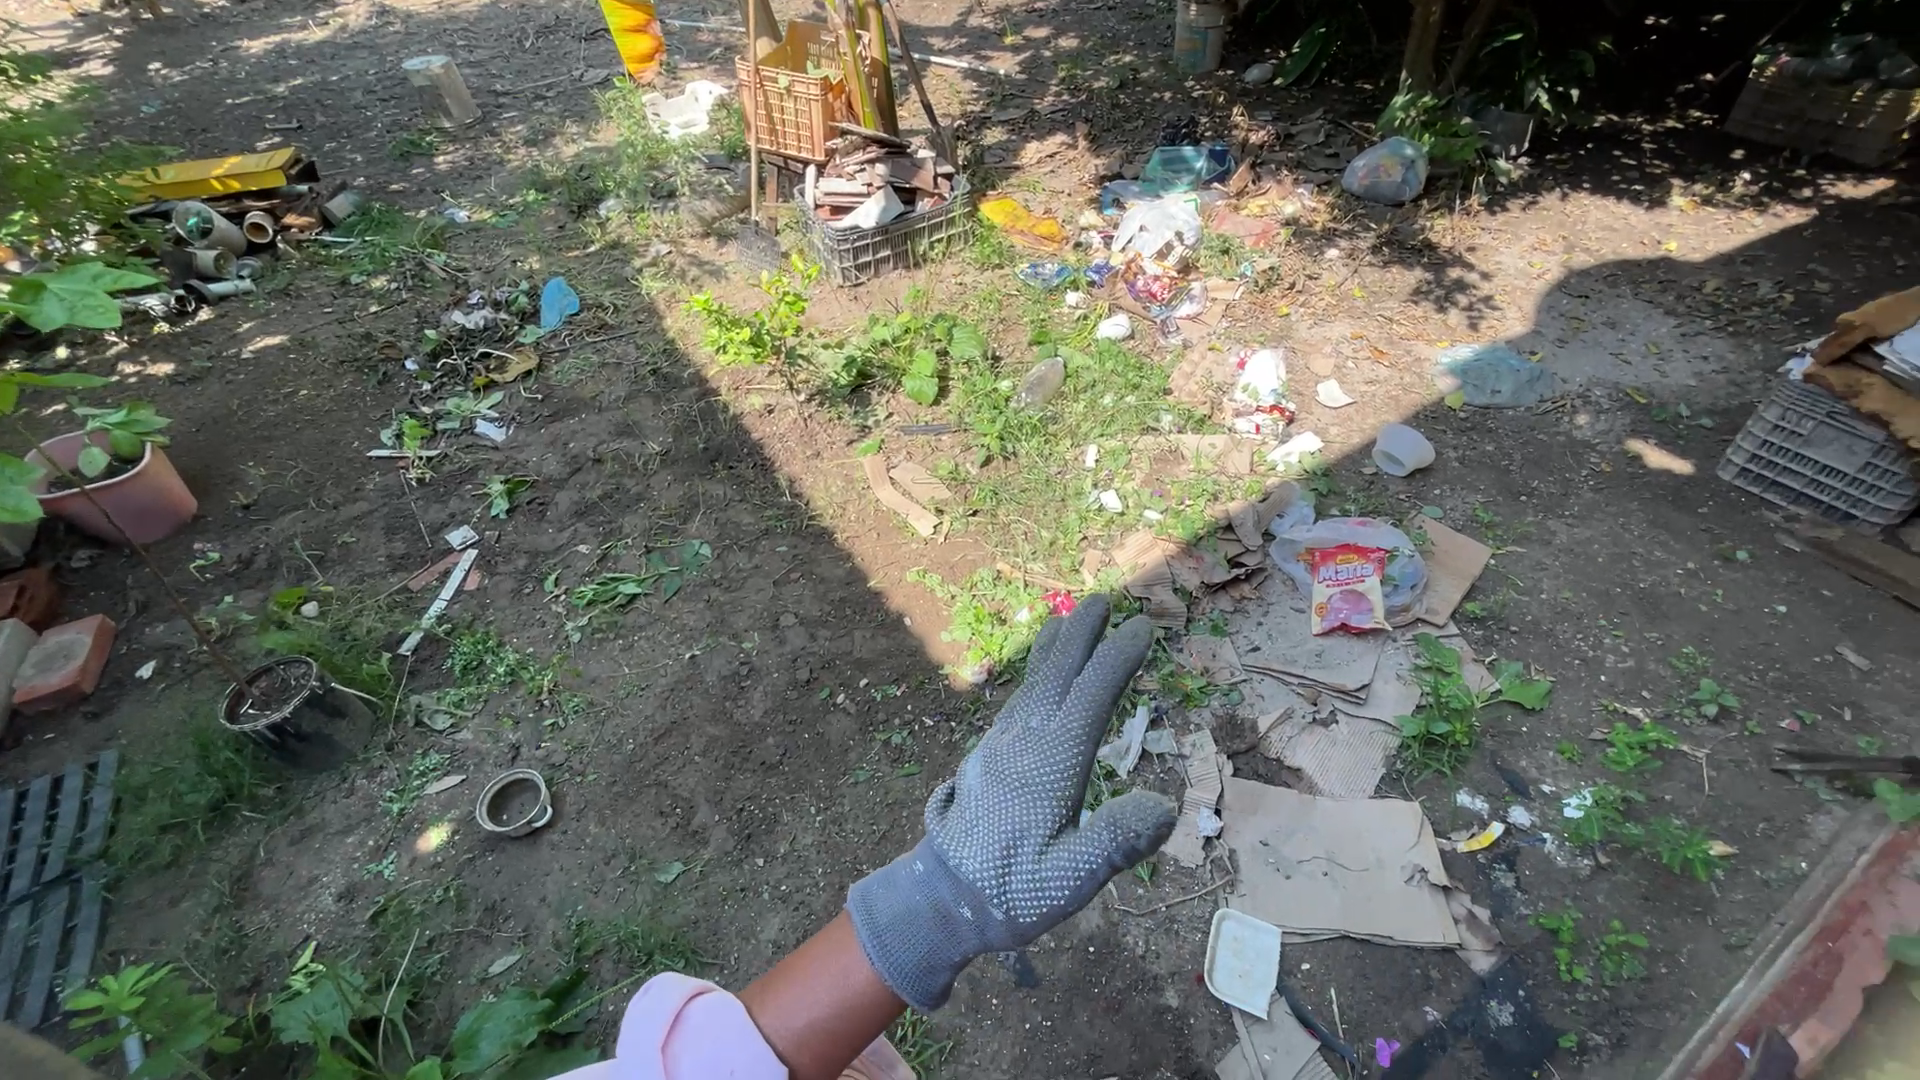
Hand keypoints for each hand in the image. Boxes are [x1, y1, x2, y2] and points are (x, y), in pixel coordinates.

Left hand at [846, 596, 1176, 1008]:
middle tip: (1102, 598)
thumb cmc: (1012, 891)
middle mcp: (1025, 741)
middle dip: (1082, 634)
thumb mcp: (1068, 879)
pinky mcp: (990, 752)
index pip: (1091, 698)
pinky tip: (1038, 672)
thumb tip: (1165, 805)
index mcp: (1051, 764)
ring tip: (1067, 617)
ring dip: (1055, 647)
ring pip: (1034, 682)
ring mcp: (1003, 743)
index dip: (1117, 659)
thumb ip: (1113, 841)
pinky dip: (1034, 673)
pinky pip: (1018, 698)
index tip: (1141, 626)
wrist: (944, 895)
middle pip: (1058, 675)